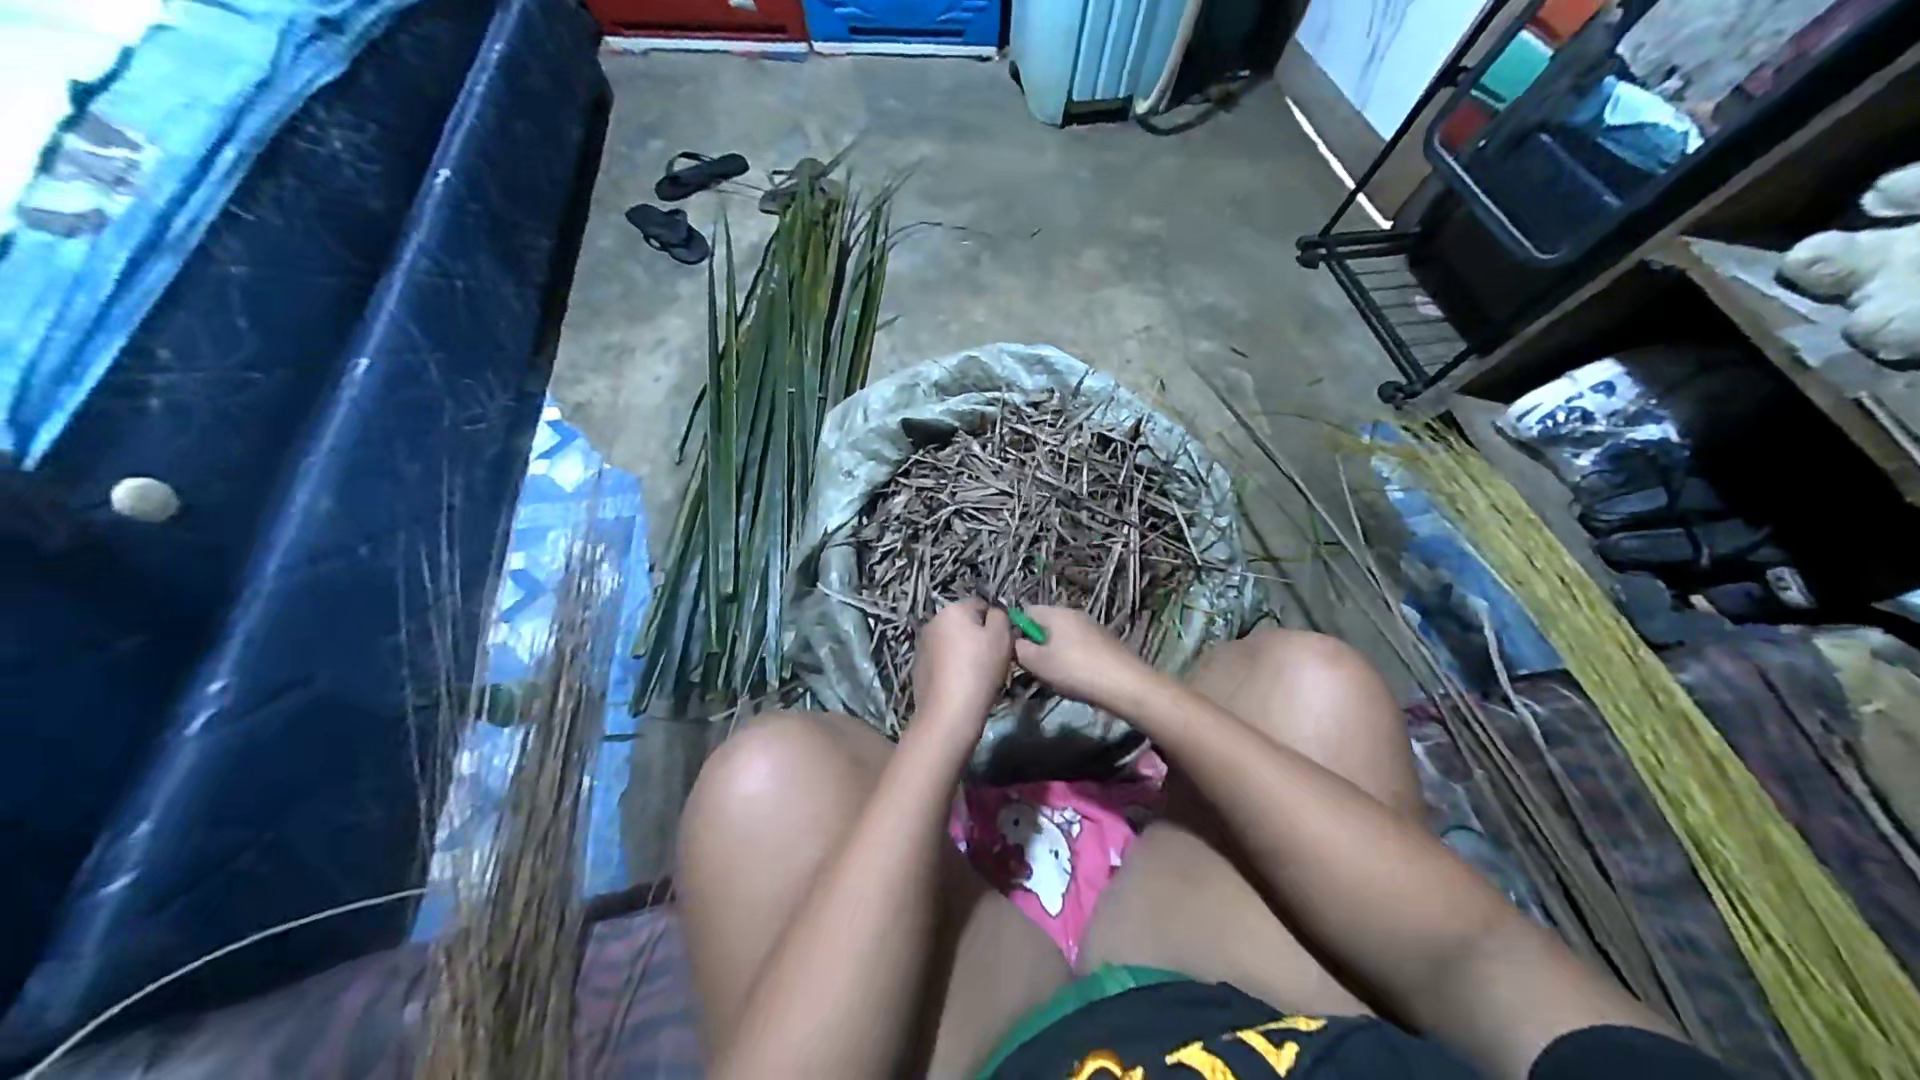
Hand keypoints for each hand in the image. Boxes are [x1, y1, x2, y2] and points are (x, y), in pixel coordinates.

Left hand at [911, 600, 1012, 733]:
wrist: (949, 712)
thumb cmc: (980, 669)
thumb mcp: (1002, 637)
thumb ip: (1000, 616)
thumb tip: (993, 614)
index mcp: (952, 610)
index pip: (981, 606)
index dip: (996, 623)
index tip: (1003, 644)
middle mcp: (932, 622)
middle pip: (965, 624)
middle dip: (978, 638)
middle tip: (992, 660)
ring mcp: (922, 645)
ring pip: (953, 643)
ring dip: (964, 652)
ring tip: (976, 676)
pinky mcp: (919, 667)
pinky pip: (942, 661)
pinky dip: (952, 667)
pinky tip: (960, 685)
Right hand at [1011, 606, 1155, 712]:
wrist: (1125, 685)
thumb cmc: (1075, 670)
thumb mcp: (1038, 663)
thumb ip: (1019, 649)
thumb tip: (1015, 642)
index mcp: (1057, 613)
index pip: (1026, 611)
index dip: (1017, 630)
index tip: (1016, 652)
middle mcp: (1075, 614)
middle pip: (1046, 625)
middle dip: (1037, 645)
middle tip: (1034, 668)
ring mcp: (1093, 628)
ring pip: (1063, 638)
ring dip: (1055, 655)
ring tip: (1055, 677)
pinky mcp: (1106, 643)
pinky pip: (1079, 648)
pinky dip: (1073, 661)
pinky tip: (1076, 679)